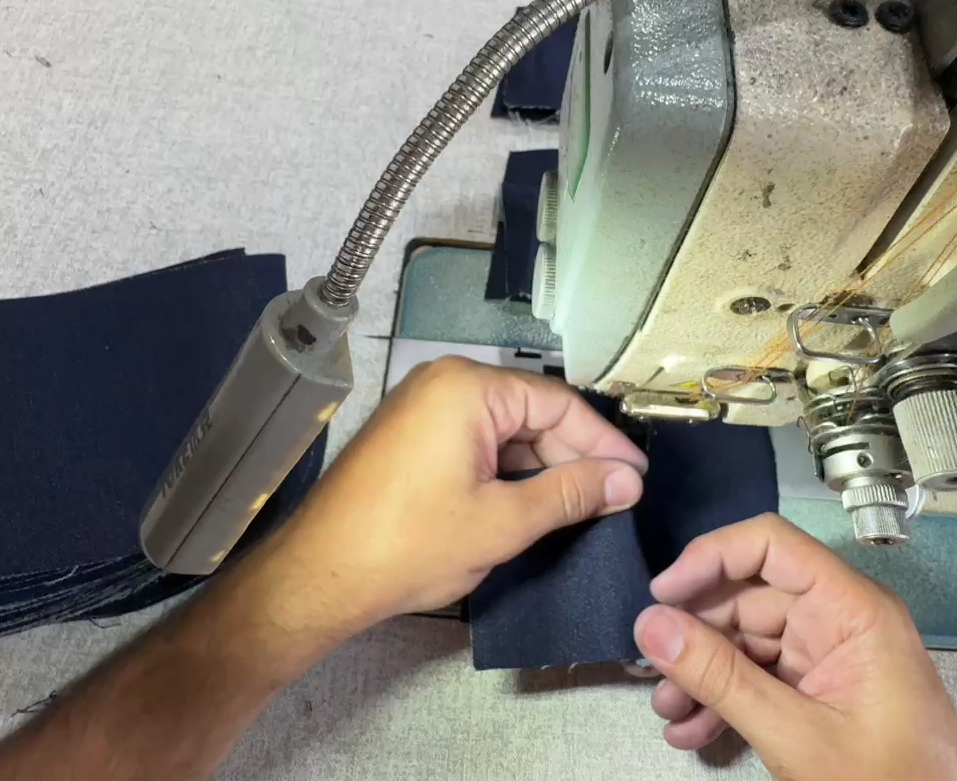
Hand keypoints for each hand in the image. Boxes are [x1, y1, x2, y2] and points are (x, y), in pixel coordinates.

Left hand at [252, 356, 647, 643]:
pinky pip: (478, 440)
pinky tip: (536, 500)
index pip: (556, 403)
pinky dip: (508, 470)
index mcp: (468, 387)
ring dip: (542, 466)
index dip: (602, 442)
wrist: (319, 574)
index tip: (637, 476)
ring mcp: (426, 405)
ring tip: (584, 505)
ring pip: (506, 429)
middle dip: (573, 456)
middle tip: (615, 497)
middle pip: (531, 413)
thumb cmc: (410, 543)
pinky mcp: (416, 433)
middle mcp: (447, 381)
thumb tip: (626, 480)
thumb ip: (569, 494)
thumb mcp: (501, 522)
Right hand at [632, 513, 956, 780]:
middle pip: (747, 595)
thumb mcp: (798, 738)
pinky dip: (721, 699)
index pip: (770, 544)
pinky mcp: (817, 693)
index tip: (662, 594)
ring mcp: (825, 657)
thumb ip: (721, 678)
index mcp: (851, 607)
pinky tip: (690, 729)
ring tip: (666, 710)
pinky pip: (755, 676)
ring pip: (743, 639)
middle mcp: (837, 618)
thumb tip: (649, 624)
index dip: (710, 558)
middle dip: (695, 632)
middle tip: (649, 667)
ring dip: (700, 673)